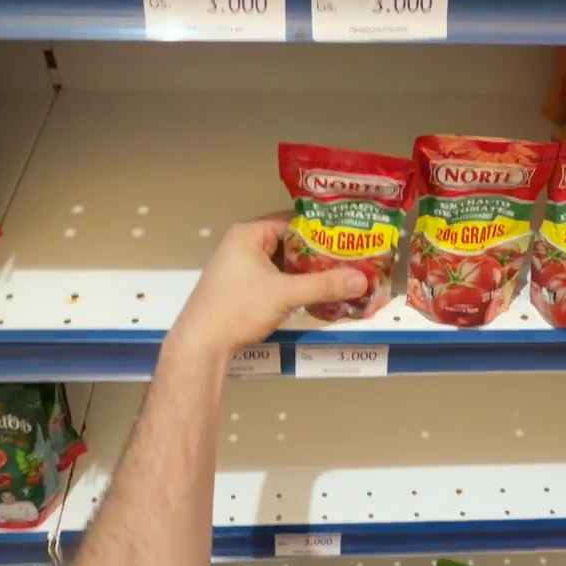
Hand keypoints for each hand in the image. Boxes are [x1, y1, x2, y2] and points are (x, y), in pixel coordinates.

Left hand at [170, 215, 368, 358]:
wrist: (203, 344)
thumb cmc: (238, 308)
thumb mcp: (285, 294)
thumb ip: (324, 285)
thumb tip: (363, 280)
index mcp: (249, 233)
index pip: (293, 221)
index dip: (322, 229)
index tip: (349, 238)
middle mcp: (244, 245)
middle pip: (291, 243)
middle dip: (319, 254)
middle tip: (351, 260)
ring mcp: (242, 268)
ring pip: (284, 264)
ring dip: (308, 272)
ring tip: (341, 277)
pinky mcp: (243, 288)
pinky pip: (277, 279)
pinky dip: (295, 285)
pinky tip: (318, 294)